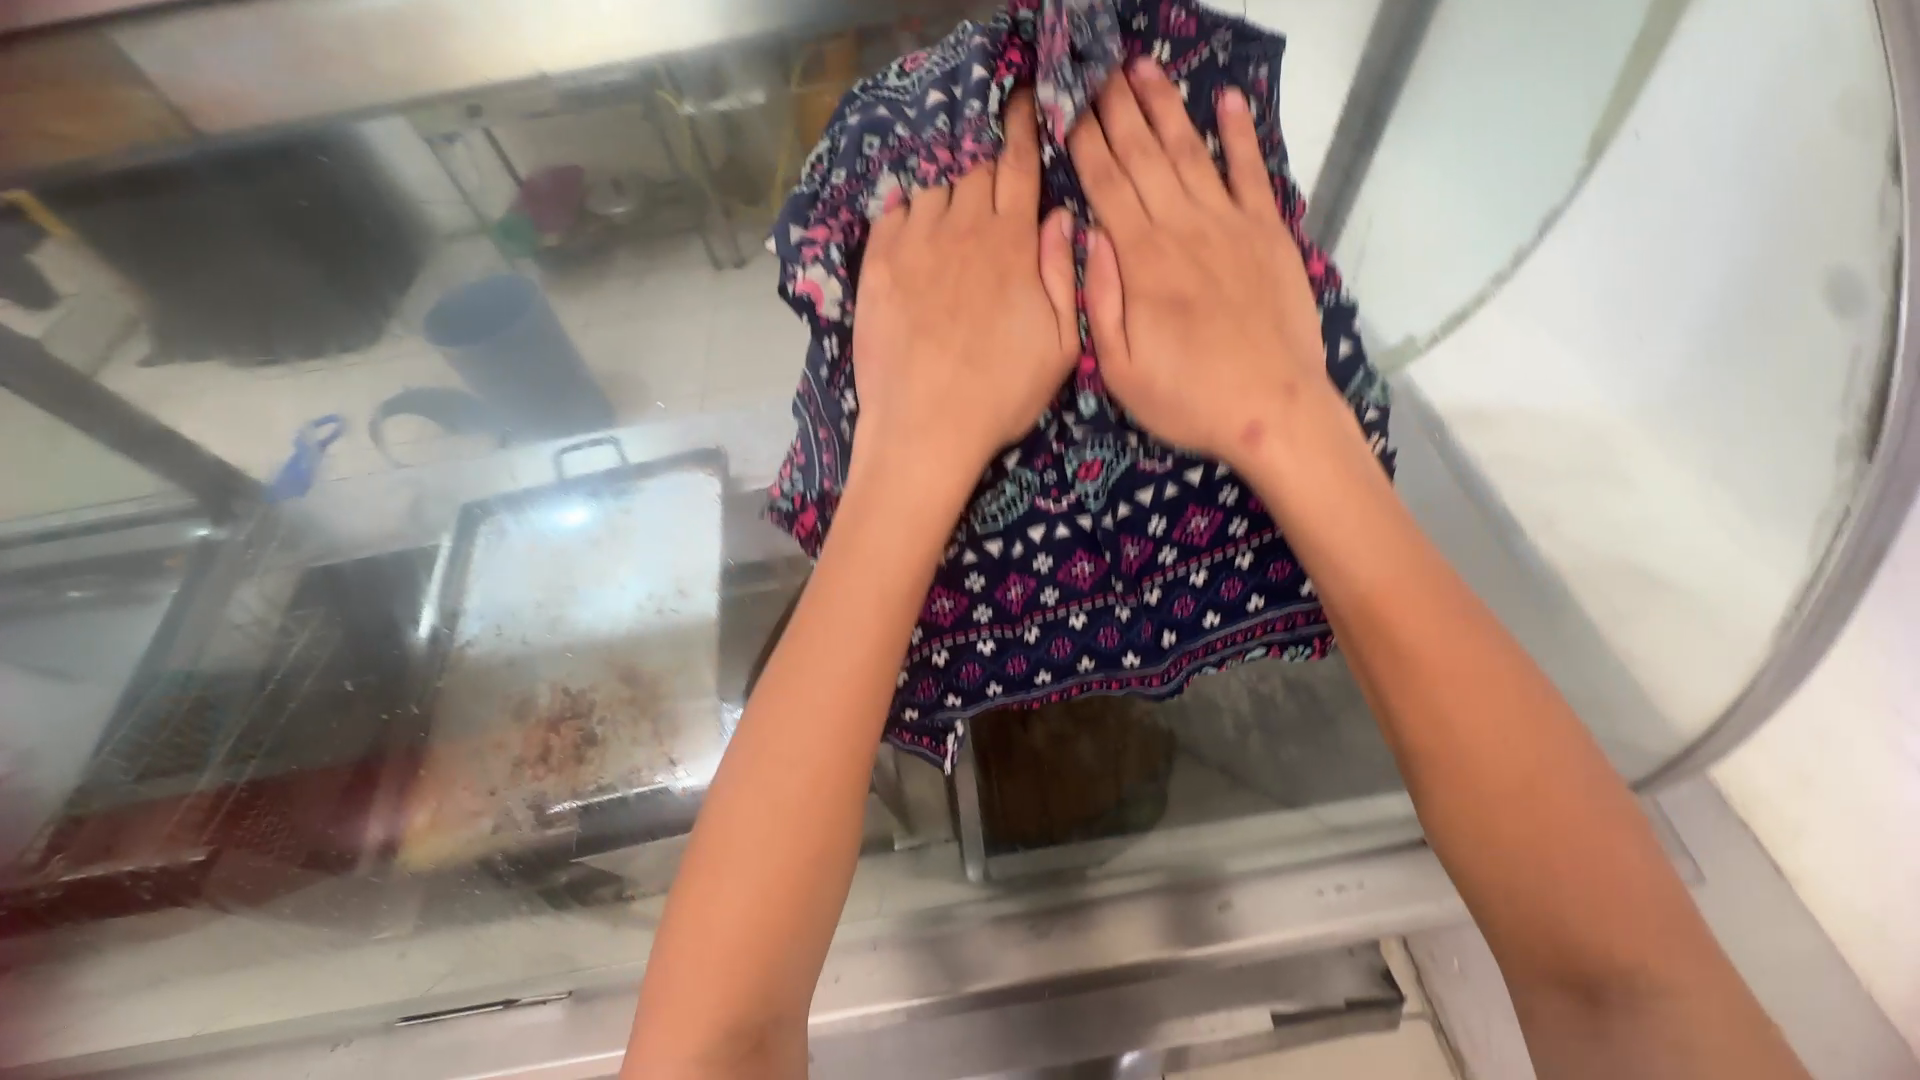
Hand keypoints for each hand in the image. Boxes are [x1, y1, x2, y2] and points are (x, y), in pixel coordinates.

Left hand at [850, 91, 1078, 500]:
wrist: (925, 427)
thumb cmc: (1002, 394)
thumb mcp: (1062, 345)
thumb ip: (1063, 274)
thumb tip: (1061, 218)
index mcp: (1013, 242)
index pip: (1019, 164)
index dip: (1022, 128)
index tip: (1020, 102)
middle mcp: (963, 228)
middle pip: (976, 173)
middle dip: (987, 175)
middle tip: (990, 201)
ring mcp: (915, 242)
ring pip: (935, 189)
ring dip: (948, 197)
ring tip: (952, 229)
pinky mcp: (877, 264)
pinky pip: (892, 212)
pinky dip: (906, 211)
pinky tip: (913, 230)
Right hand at [1068, 59, 1354, 472]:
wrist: (1274, 411)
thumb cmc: (1187, 400)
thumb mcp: (1119, 369)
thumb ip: (1098, 300)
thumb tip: (1087, 235)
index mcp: (1142, 262)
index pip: (1105, 185)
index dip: (1084, 143)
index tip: (1068, 108)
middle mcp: (1183, 229)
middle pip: (1144, 156)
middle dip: (1117, 111)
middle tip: (1097, 72)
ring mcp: (1231, 226)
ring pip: (1191, 151)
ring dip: (1166, 108)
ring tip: (1142, 70)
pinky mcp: (1269, 233)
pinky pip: (1252, 171)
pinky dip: (1240, 134)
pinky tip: (1227, 101)